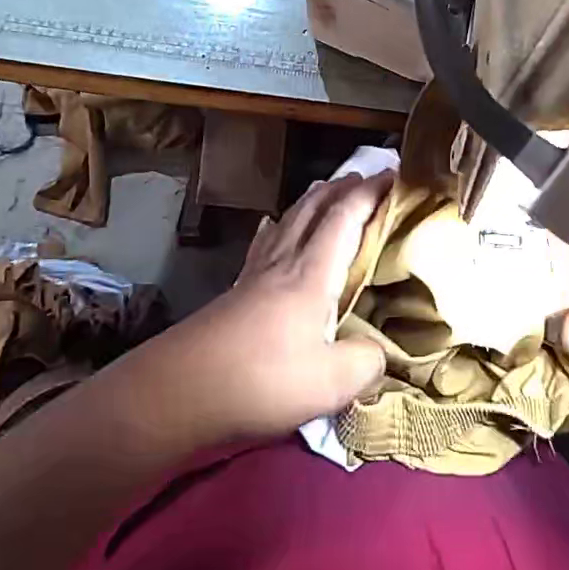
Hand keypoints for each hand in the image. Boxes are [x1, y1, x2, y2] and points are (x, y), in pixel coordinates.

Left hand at [113, 173, 390, 442]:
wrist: (174, 395)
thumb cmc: (260, 382)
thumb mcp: (331, 382)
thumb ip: (367, 361)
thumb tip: (378, 353)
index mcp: (312, 276)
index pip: (346, 218)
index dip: (370, 193)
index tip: (394, 174)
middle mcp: (283, 265)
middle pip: (312, 210)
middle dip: (341, 188)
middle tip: (363, 177)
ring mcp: (254, 278)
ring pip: (286, 223)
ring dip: (311, 202)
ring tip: (324, 191)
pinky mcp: (234, 296)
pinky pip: (263, 245)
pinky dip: (276, 228)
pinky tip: (270, 228)